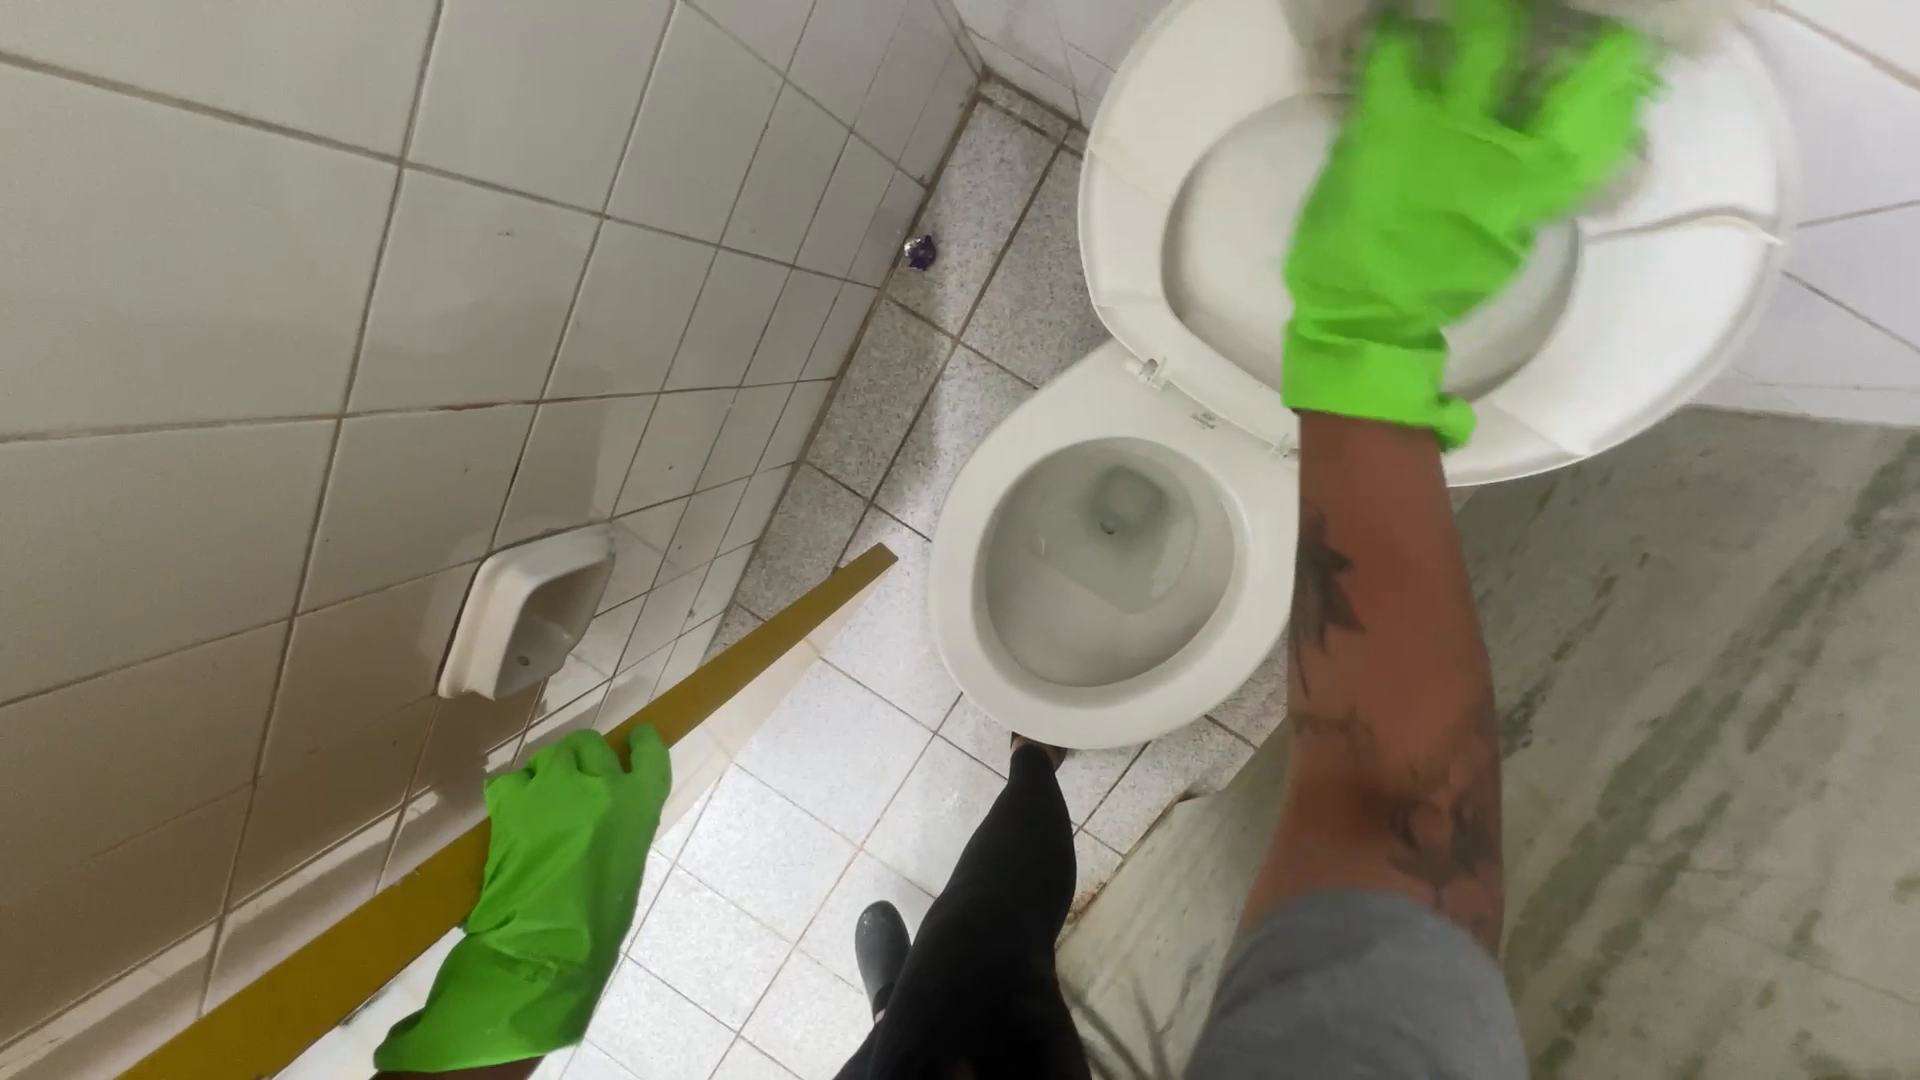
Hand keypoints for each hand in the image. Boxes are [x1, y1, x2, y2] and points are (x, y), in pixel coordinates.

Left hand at [374, 727, 670, 1072]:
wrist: (549, 944)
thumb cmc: (601, 914)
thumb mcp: (628, 856)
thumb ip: (621, 821)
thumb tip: (603, 807)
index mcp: (641, 801)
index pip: (649, 751)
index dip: (641, 741)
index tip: (634, 739)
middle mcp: (603, 784)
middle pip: (590, 744)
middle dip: (581, 758)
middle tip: (570, 783)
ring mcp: (556, 788)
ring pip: (549, 756)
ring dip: (546, 773)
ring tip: (538, 803)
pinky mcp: (513, 802)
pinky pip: (510, 780)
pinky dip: (511, 793)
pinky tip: (511, 815)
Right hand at [1281, 0, 1656, 447]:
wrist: (1366, 324)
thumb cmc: (1334, 263)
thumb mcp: (1334, 192)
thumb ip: (1365, 141)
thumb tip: (1386, 104)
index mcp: (1391, 130)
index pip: (1399, 50)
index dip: (1399, 32)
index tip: (1398, 30)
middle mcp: (1456, 134)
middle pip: (1491, 41)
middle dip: (1490, 15)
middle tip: (1493, 14)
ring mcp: (1504, 167)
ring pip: (1574, 89)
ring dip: (1591, 57)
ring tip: (1601, 45)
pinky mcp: (1528, 204)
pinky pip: (1582, 157)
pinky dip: (1599, 128)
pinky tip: (1604, 111)